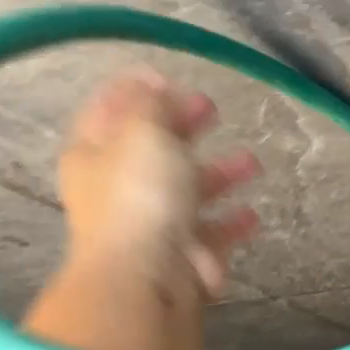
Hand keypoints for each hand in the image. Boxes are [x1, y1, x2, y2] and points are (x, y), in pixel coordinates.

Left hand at [57, 68, 260, 300]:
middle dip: (181, 126)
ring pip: (189, 188)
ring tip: (252, 160)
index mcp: (95, 153)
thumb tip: (152, 81)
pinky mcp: (188, 251)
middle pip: (153, 148)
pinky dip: (233, 220)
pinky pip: (214, 229)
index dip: (134, 90)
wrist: (151, 274)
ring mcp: (155, 221)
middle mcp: (119, 186)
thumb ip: (151, 107)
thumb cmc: (141, 197)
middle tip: (211, 107)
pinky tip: (254, 213)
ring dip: (218, 172)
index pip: (110, 111)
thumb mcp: (144, 136)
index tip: (164, 74)